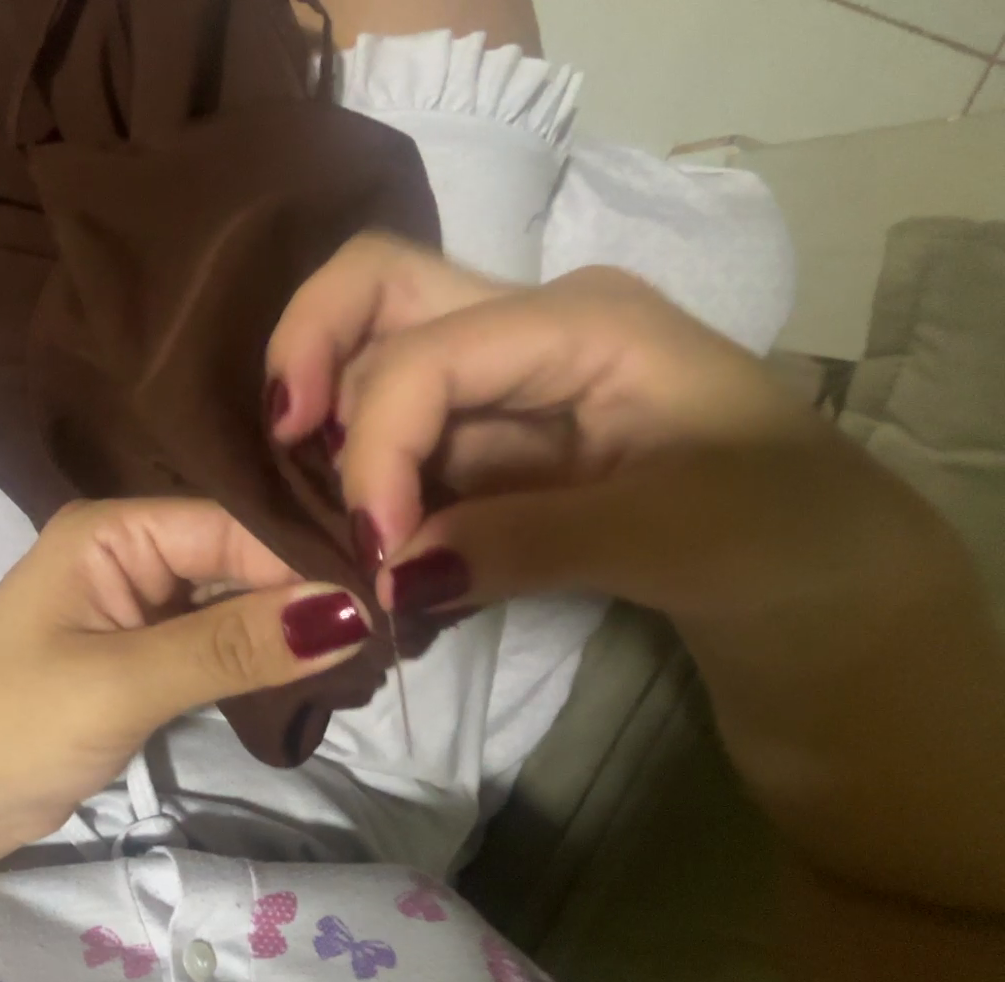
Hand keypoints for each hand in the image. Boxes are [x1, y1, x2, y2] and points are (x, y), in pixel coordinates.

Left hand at [0, 498, 371, 845]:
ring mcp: (131, 604)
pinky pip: (210, 640)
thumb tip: (350, 612)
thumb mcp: (124, 682)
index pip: (226, 524)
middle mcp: (122, 552)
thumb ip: (232, 645)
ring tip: (370, 651)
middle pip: (231, 557)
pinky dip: (254, 655)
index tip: (383, 600)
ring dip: (284, 627)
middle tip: (392, 629)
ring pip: (227, 600)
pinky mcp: (138, 652)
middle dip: (300, 594)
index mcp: (106, 530)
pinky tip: (312, 668)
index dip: (300, 561)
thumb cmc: (15, 727)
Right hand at [267, 235, 1003, 911]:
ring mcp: (489, 381)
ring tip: (314, 501)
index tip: (377, 552)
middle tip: (280, 435)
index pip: (429, 358)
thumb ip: (520, 546)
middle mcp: (521, 327)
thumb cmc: (783, 539)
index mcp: (584, 323)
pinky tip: (342, 515)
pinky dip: (345, 467)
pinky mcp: (469, 437)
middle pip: (377, 286)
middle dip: (307, 350)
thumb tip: (389, 575)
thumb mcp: (676, 540)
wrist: (812, 584)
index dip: (378, 450)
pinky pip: (379, 430)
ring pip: (362, 357)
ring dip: (322, 422)